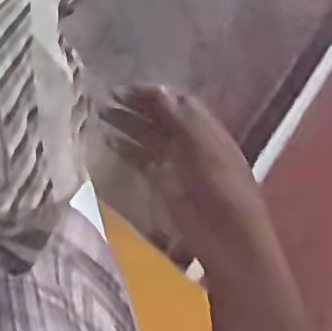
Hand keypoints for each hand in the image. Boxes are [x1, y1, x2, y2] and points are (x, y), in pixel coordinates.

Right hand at [101, 85, 270, 263]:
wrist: (231, 242)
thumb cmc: (225, 192)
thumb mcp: (206, 150)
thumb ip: (182, 119)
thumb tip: (158, 89)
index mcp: (207, 130)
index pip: (178, 101)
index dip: (154, 93)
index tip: (127, 88)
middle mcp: (190, 142)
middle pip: (160, 116)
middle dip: (136, 105)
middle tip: (107, 97)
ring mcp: (176, 163)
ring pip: (148, 135)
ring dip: (127, 123)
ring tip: (101, 113)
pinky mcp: (163, 183)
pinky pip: (142, 159)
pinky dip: (125, 148)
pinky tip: (108, 140)